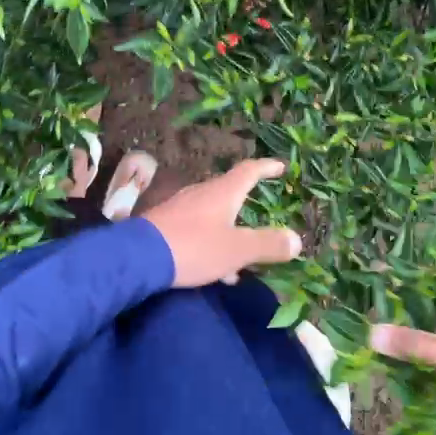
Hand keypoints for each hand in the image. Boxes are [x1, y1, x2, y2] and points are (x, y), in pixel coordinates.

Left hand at [142, 159, 302, 287]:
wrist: (139, 256)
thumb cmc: (194, 247)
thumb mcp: (237, 250)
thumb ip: (267, 244)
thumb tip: (296, 239)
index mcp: (223, 192)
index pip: (249, 171)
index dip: (266, 167)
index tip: (280, 165)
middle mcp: (202, 192)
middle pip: (230, 191)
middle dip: (247, 203)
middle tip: (263, 213)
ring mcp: (182, 207)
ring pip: (214, 213)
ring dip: (230, 229)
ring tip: (243, 256)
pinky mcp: (167, 223)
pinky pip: (198, 227)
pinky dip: (213, 241)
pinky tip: (215, 268)